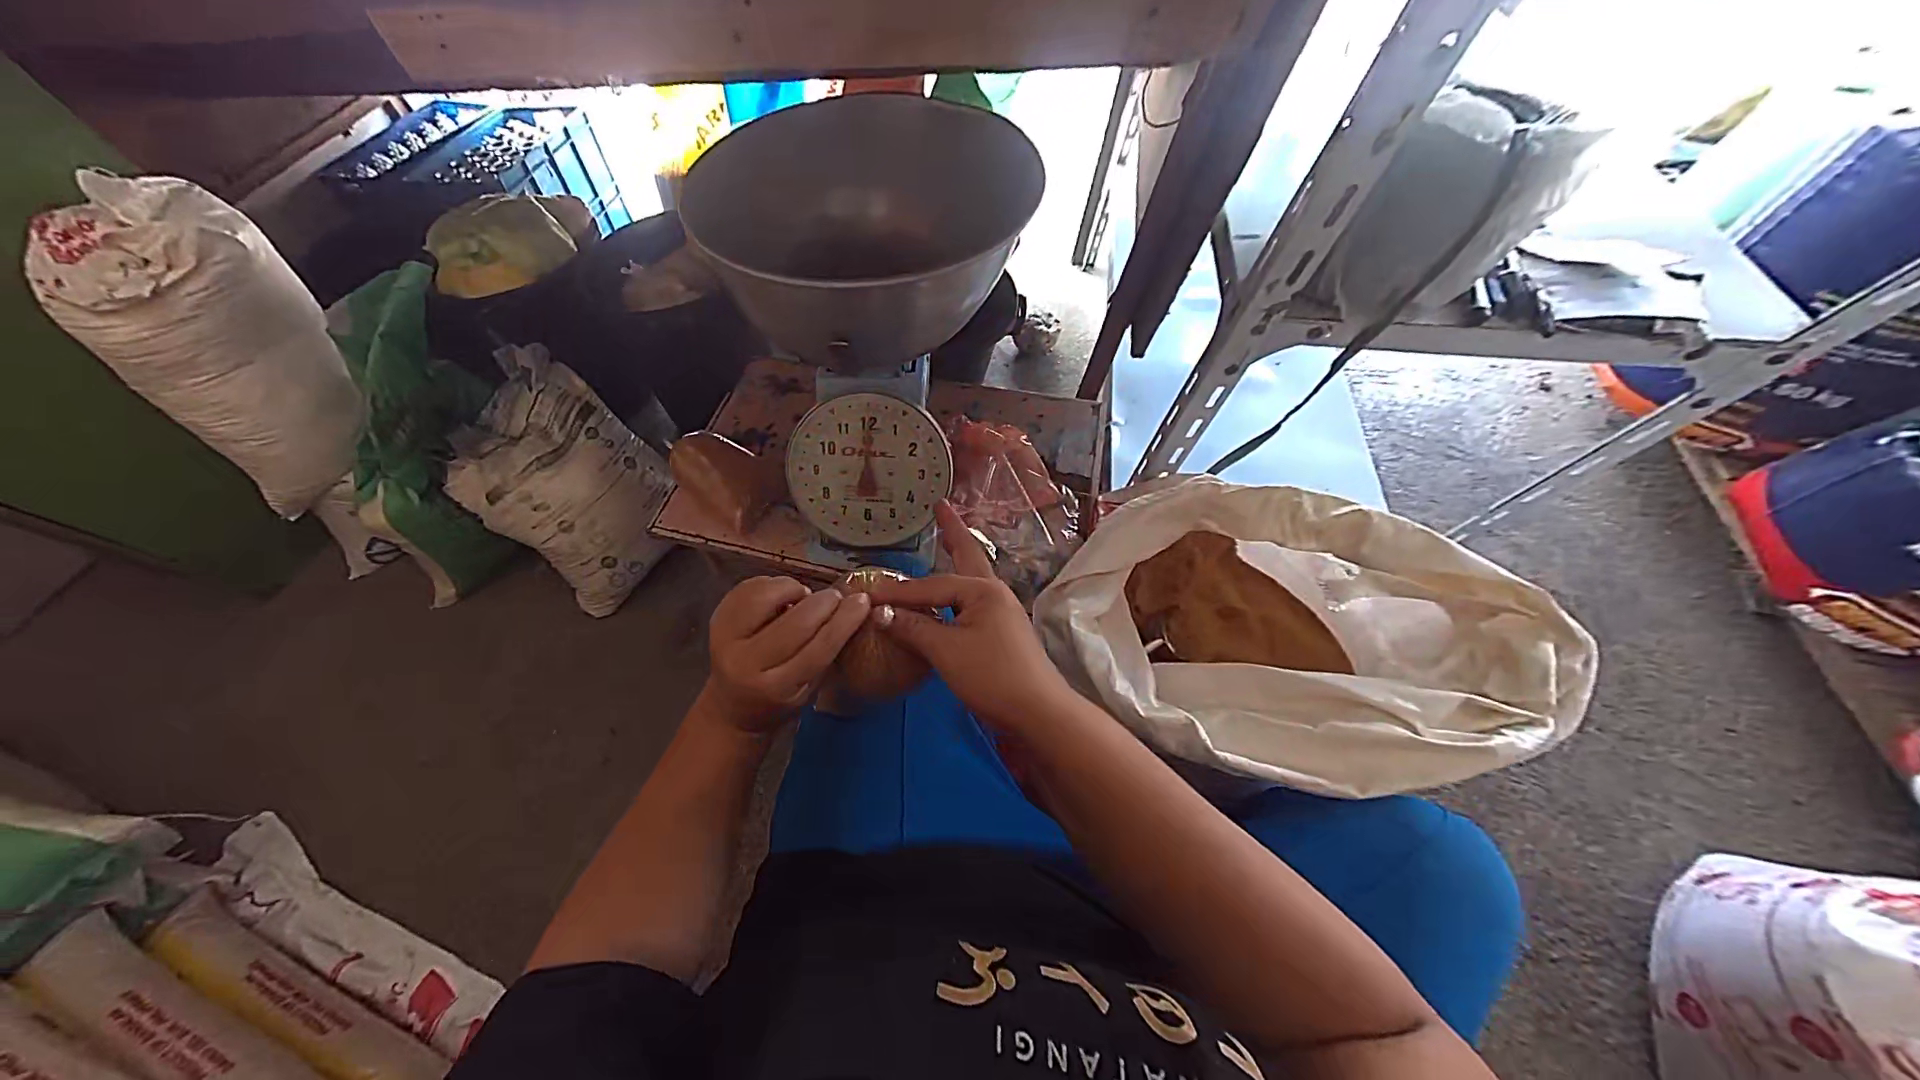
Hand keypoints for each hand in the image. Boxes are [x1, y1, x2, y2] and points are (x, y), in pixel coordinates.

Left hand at [703, 576, 870, 733]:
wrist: (734, 707)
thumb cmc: (782, 698)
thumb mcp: (810, 687)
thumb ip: (831, 650)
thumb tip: (856, 607)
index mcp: (777, 688)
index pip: (819, 648)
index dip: (844, 621)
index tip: (862, 601)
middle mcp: (747, 665)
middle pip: (796, 623)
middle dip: (824, 603)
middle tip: (836, 597)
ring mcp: (725, 640)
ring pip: (766, 597)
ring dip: (793, 589)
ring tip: (803, 597)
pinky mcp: (717, 619)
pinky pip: (749, 588)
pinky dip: (772, 584)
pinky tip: (782, 596)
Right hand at [864, 501, 1078, 731]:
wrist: (1039, 712)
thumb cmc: (993, 675)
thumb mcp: (946, 651)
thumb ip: (913, 628)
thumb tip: (879, 612)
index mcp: (983, 591)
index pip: (930, 585)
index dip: (897, 592)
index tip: (867, 594)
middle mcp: (995, 593)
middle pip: (968, 556)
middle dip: (953, 532)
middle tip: (942, 507)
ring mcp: (1002, 612)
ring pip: (970, 580)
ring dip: (957, 559)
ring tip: (945, 540)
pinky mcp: (1002, 632)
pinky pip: (971, 602)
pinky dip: (956, 593)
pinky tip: (949, 598)